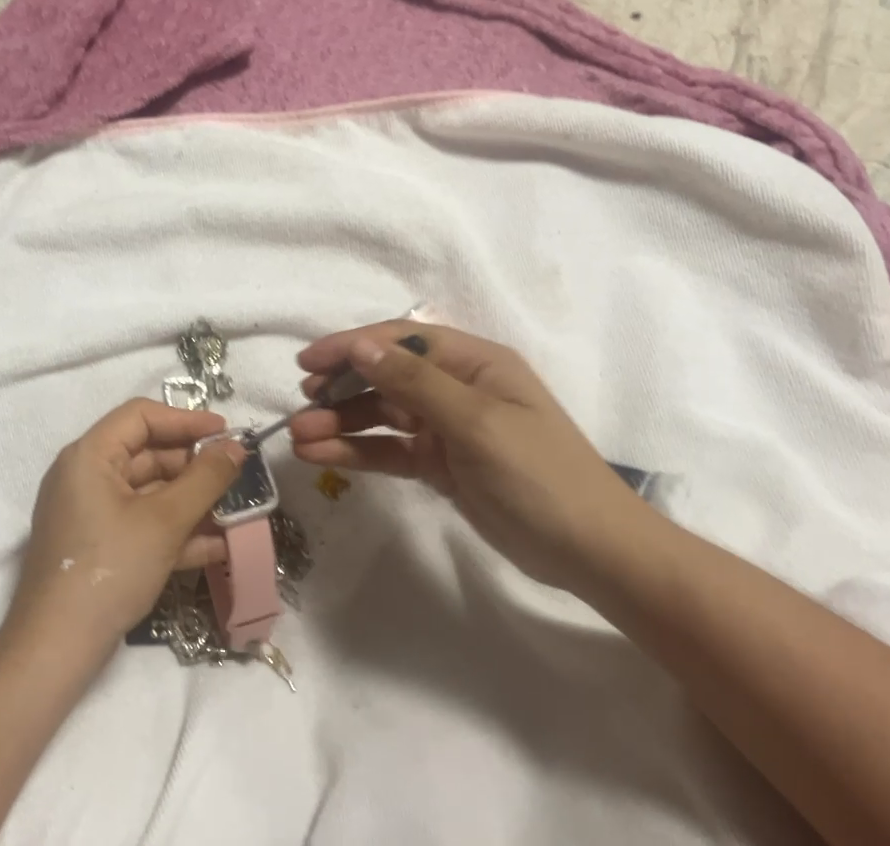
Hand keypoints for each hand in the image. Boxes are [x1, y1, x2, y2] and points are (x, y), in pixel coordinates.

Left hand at [4, 399, 247, 653]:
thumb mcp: (164, 521)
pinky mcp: (98, 547)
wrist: (58, 644)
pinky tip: (218, 546)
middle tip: (239, 478)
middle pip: (147, 454)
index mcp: (89, 456)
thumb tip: (236, 447)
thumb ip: (205, 479)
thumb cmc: (110, 568)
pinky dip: (176, 531)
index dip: (186, 420)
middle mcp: (85, 477)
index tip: (227, 434)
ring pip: (149, 494)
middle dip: (195, 467)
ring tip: (238, 513)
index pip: (140, 416)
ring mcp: (90, 514)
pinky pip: (142, 525)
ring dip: (193, 502)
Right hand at [288, 322, 654, 591]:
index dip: (353, 346)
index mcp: (475, 363)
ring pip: (380, 415)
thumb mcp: (477, 421)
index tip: (308, 363)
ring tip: (300, 438)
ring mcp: (446, 429)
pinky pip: (388, 450)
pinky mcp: (438, 466)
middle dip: (341, 388)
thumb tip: (360, 347)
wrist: (589, 550)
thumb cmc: (539, 473)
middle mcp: (456, 388)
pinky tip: (321, 456)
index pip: (402, 340)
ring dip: (340, 423)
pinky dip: (355, 451)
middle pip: (385, 376)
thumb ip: (415, 382)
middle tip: (302, 405)